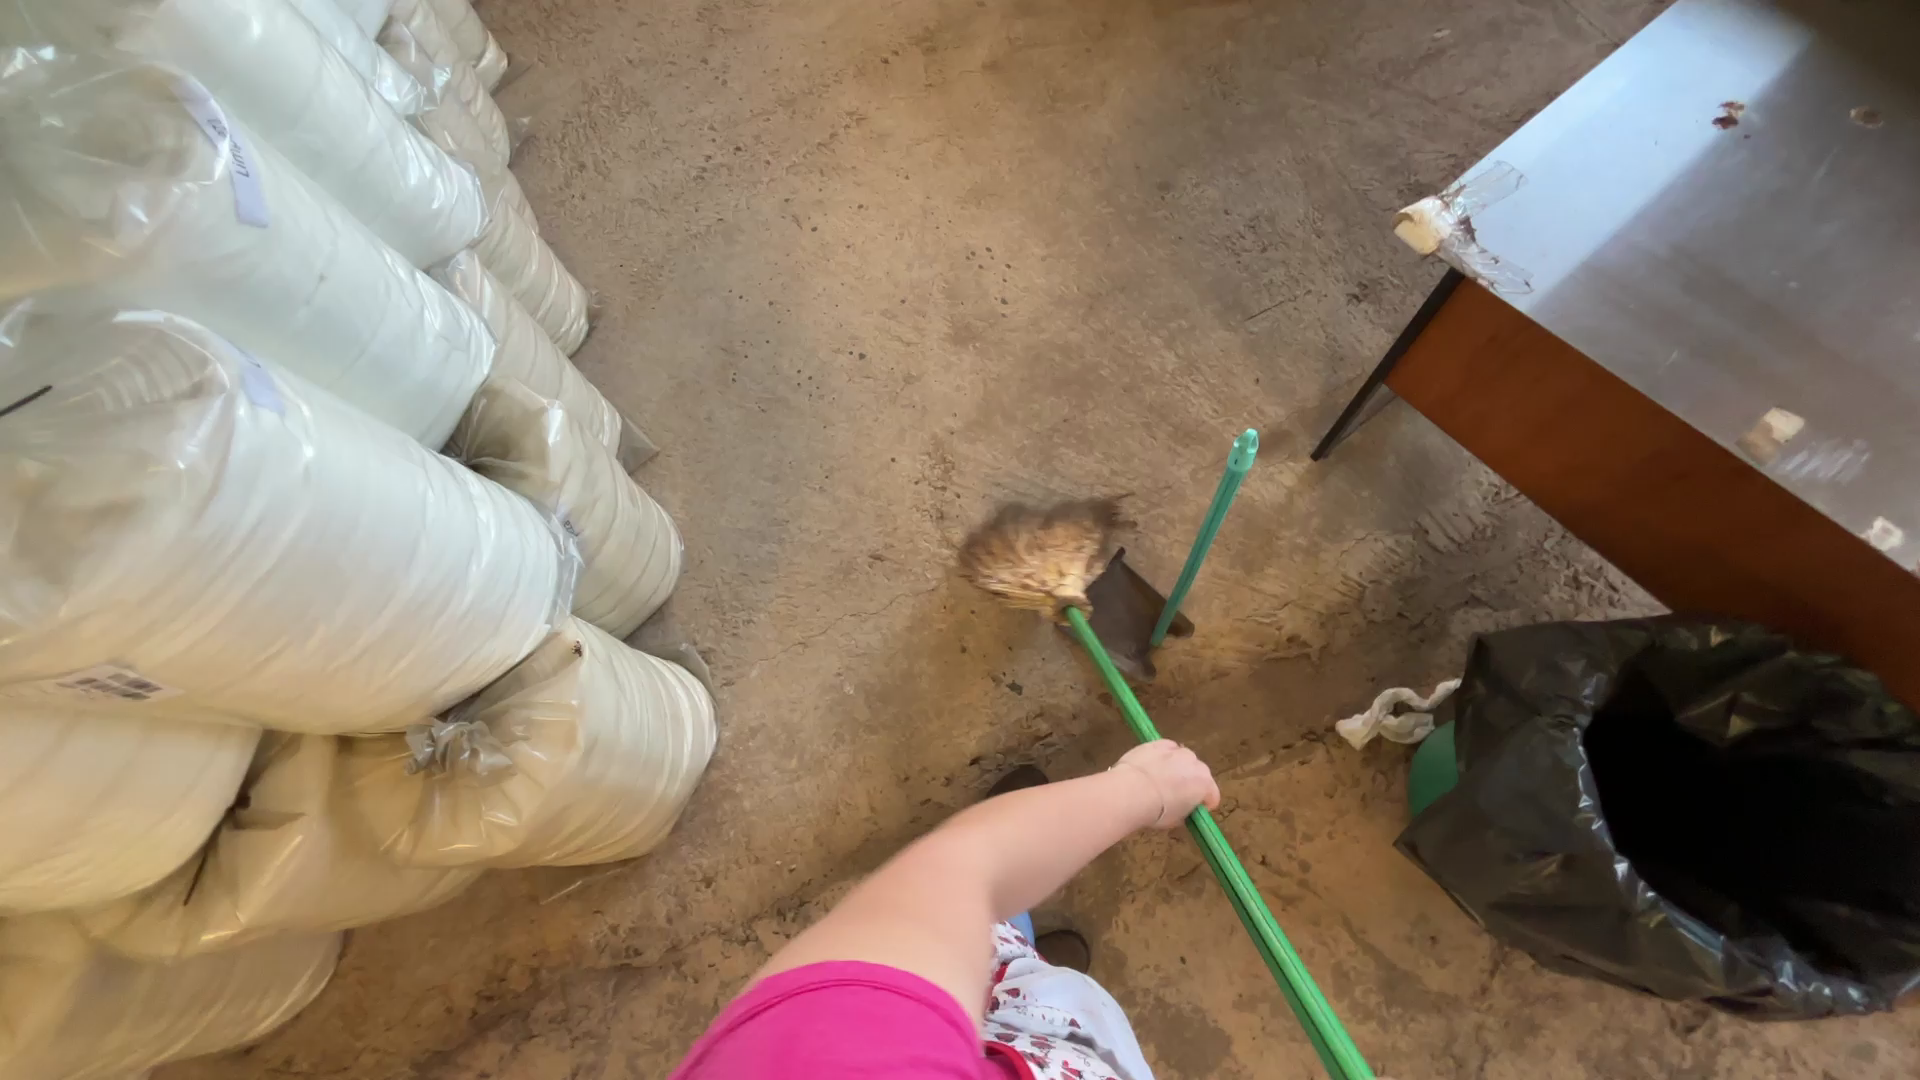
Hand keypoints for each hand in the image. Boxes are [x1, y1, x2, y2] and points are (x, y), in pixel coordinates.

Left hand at [1112, 740, 1220, 828]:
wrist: (1132, 791)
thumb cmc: (1157, 811)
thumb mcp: (1176, 820)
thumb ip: (1184, 811)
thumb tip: (1180, 809)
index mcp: (1205, 784)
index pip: (1212, 795)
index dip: (1204, 804)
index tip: (1194, 810)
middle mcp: (1194, 763)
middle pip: (1198, 773)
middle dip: (1190, 782)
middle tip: (1175, 795)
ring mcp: (1176, 750)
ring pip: (1182, 758)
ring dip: (1176, 767)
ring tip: (1160, 778)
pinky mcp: (1158, 743)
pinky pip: (1166, 749)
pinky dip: (1162, 756)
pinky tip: (1151, 765)